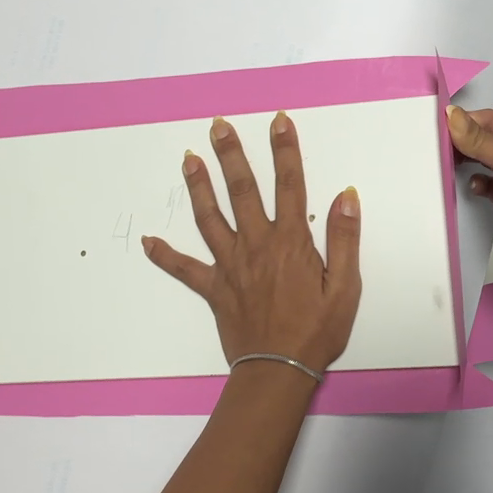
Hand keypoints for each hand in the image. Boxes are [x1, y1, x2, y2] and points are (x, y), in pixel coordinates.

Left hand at [143, 112, 361, 373]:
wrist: (279, 371)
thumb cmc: (317, 329)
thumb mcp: (346, 285)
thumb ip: (344, 237)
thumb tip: (345, 194)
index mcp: (291, 240)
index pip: (289, 184)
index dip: (285, 150)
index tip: (278, 121)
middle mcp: (257, 244)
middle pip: (242, 191)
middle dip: (231, 155)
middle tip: (218, 126)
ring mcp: (230, 265)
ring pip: (210, 218)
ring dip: (199, 186)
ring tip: (188, 159)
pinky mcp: (213, 288)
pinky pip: (184, 269)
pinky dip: (164, 255)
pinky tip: (147, 240)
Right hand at [447, 106, 492, 274]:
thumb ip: (480, 140)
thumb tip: (451, 114)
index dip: (468, 120)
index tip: (440, 123)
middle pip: (485, 140)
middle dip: (464, 141)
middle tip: (436, 143)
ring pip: (482, 161)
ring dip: (466, 161)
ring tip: (445, 161)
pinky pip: (484, 184)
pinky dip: (475, 183)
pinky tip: (473, 186)